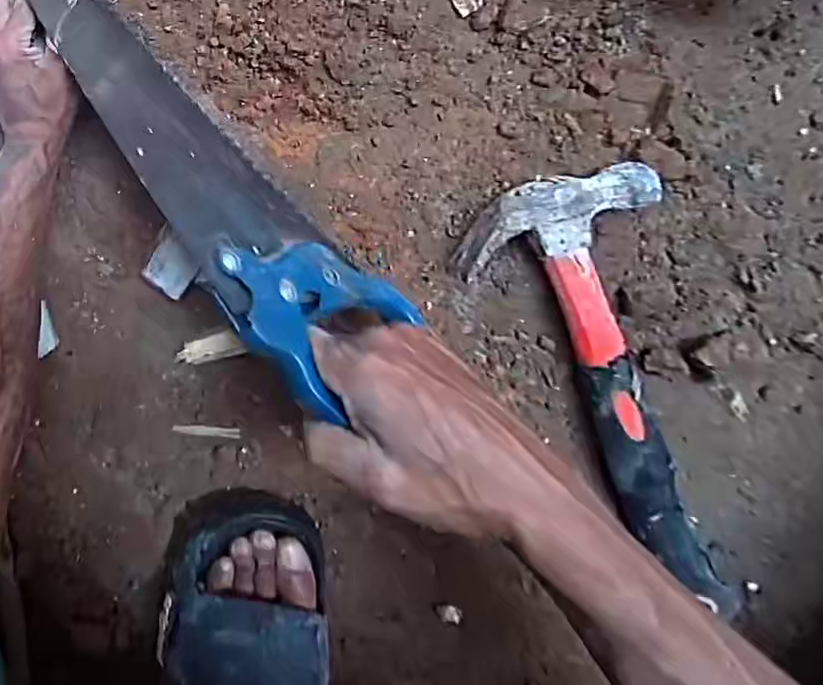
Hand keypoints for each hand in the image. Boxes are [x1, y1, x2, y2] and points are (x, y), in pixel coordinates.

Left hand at [0, 0, 75, 147]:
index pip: (20, 1)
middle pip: (0, 2)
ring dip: (15, 18)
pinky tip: (26, 48)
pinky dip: (9, 33)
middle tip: (44, 20)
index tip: (54, 10)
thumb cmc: (49, 110)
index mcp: (7, 45)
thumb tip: (56, 8)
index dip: (41, 2)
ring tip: (36, 36)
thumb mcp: (63, 65)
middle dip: (23, 4)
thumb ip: (57, 31)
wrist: (31, 138)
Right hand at [304, 326, 599, 541]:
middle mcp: (382, 339)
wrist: (527, 485)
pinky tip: (405, 403)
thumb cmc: (452, 485)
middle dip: (326, 374)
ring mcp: (411, 336)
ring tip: (385, 416)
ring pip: (356, 341)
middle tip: (350, 419)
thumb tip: (308, 416)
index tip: (307, 394)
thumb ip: (319, 441)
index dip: (295, 367)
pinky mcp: (433, 342)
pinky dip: (381, 362)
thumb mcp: (372, 480)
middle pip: (327, 341)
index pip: (298, 341)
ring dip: (356, 369)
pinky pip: (385, 341)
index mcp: (360, 367)